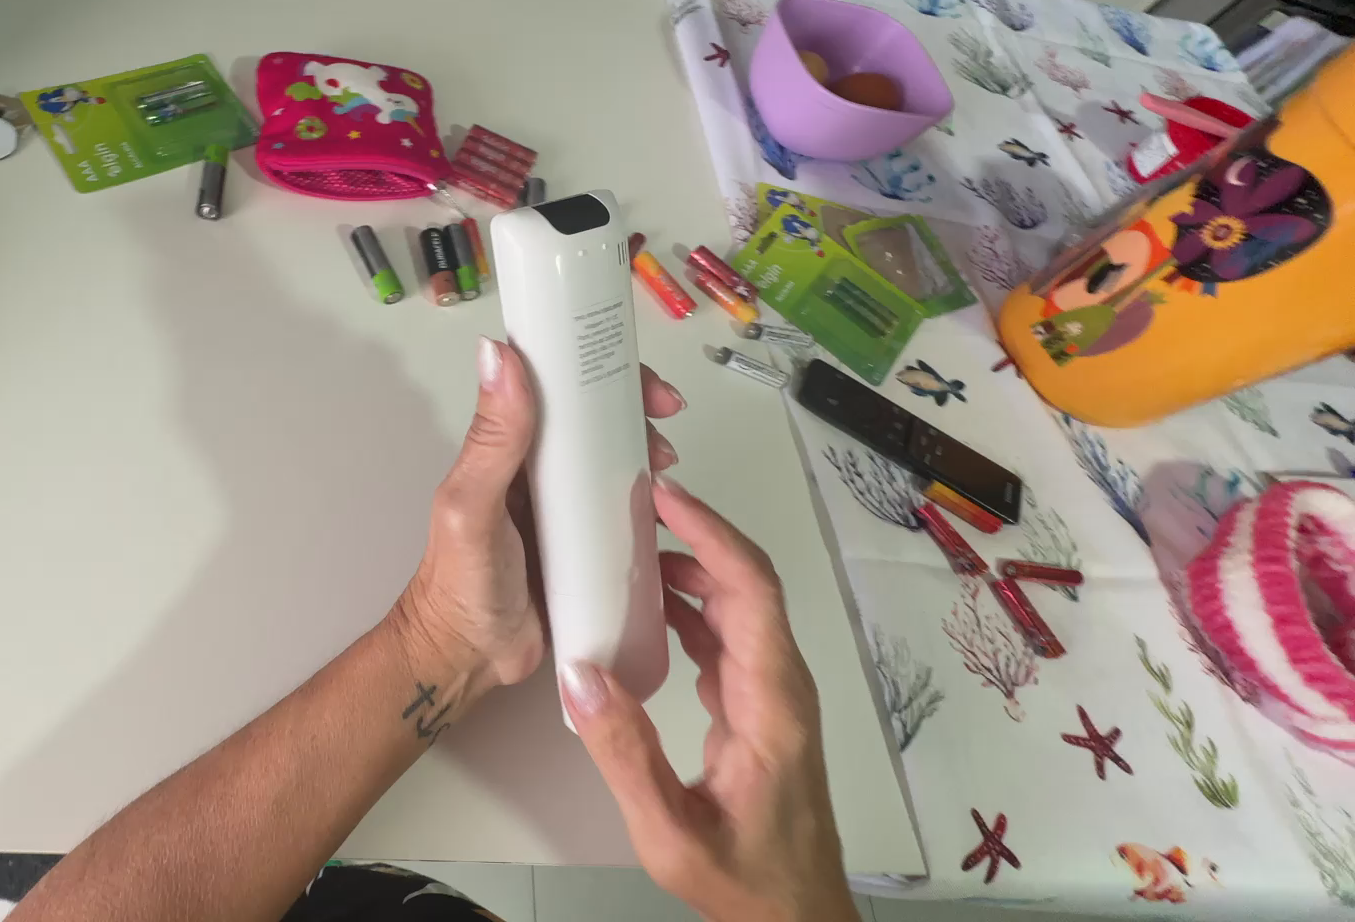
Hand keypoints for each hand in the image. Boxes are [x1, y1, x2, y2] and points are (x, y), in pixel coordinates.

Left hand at [392, 336, 685, 695]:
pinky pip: (624, 514)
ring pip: (613, 464)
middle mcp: (537, 470)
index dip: (593, 372)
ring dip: (646, 456)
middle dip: (632, 412)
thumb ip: (491, 440)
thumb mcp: (473, 506)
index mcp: (507, 450)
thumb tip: (497, 353)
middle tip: (666, 420)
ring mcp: (565, 509)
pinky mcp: (587, 545)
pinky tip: (670, 516)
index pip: (551, 389)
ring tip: (668, 470)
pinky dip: (651, 506)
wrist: (471, 658)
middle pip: (591, 422)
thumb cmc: (462, 581)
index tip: (635, 377)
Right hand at [558, 477, 856, 921]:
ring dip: (690, 563)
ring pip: (736, 602)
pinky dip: (687, 601)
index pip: (751, 591)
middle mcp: (778, 682)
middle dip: (697, 532)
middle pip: (747, 583)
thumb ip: (624, 755)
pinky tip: (646, 600)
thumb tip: (580, 673)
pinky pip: (722, 630)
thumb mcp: (670, 833)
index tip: (666, 499)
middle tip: (638, 504)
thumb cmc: (744, 881)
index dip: (711, 535)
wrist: (796, 920)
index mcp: (771, 702)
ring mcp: (768, 689)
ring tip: (632, 541)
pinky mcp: (753, 700)